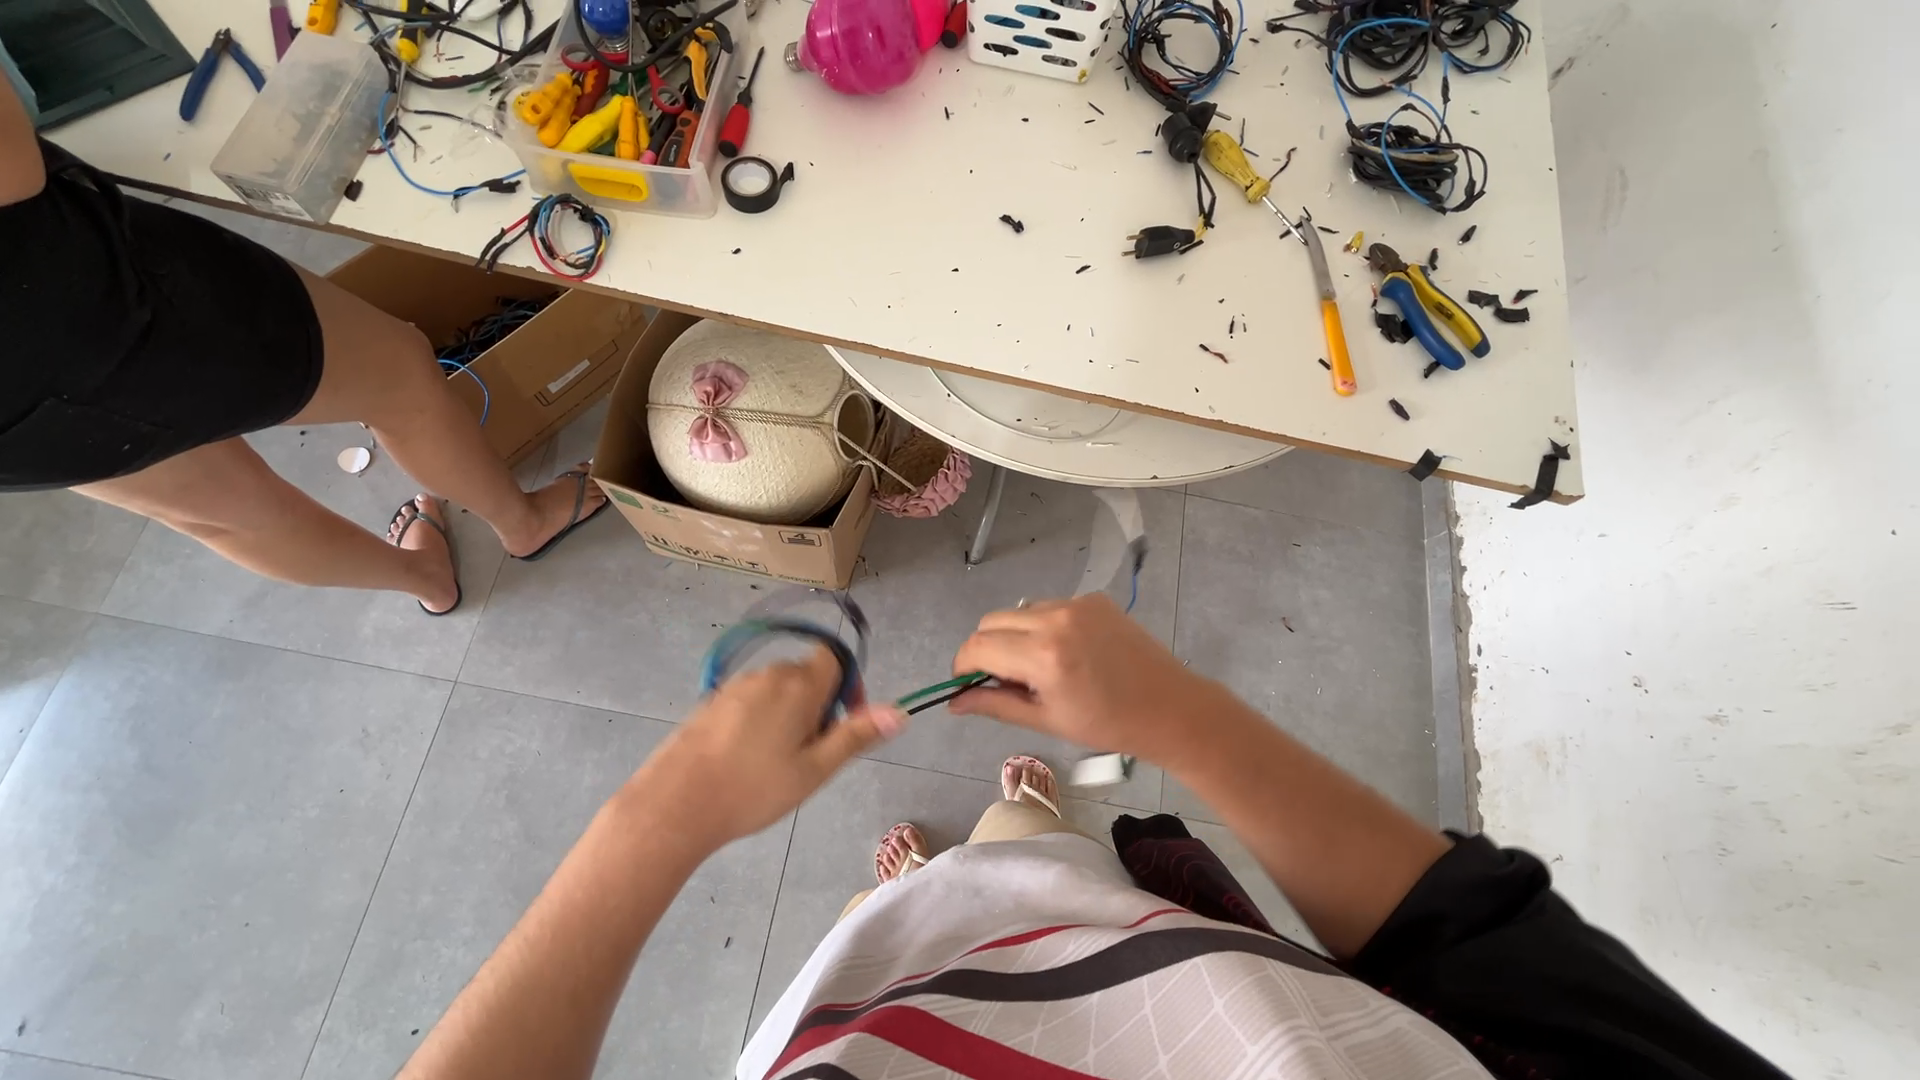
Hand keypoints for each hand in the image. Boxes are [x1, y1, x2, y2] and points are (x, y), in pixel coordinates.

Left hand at [630, 645, 904, 850]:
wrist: (674, 805)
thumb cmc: (754, 789)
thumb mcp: (815, 769)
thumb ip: (856, 735)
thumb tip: (899, 712)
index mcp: (798, 684)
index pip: (834, 658)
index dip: (846, 685)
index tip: (839, 725)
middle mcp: (768, 674)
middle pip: (806, 676)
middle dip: (817, 707)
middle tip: (807, 756)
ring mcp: (735, 686)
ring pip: (777, 690)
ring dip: (788, 715)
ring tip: (774, 764)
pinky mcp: (710, 702)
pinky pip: (750, 701)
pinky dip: (759, 721)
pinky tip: (744, 761)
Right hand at [949, 595, 1231, 763]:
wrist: (1170, 707)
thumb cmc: (1107, 724)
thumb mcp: (1046, 719)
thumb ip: (995, 704)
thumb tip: (954, 701)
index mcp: (1042, 655)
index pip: (977, 646)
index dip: (963, 666)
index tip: (967, 685)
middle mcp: (1054, 618)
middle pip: (991, 622)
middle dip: (986, 650)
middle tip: (1005, 680)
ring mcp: (1076, 603)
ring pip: (1018, 612)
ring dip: (1014, 636)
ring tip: (1039, 668)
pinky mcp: (1093, 598)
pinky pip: (1048, 607)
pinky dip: (1042, 627)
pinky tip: (1066, 652)